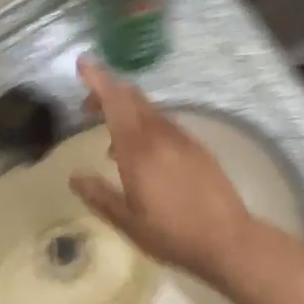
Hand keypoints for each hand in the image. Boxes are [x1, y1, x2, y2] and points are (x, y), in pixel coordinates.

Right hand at [69, 60, 258, 281]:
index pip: (115, 102)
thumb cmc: (172, 234)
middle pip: (133, 98)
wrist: (228, 240)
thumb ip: (99, 195)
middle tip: (87, 107)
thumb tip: (75, 176)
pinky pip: (166, 124)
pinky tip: (143, 155)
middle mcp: (161, 136)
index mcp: (139, 150)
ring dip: (127, 112)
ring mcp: (183, 139)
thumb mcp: (127, 222)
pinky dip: (147, 126)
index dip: (98, 79)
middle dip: (108, 92)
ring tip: (111, 143)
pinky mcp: (198, 148)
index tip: (83, 63)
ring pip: (150, 110)